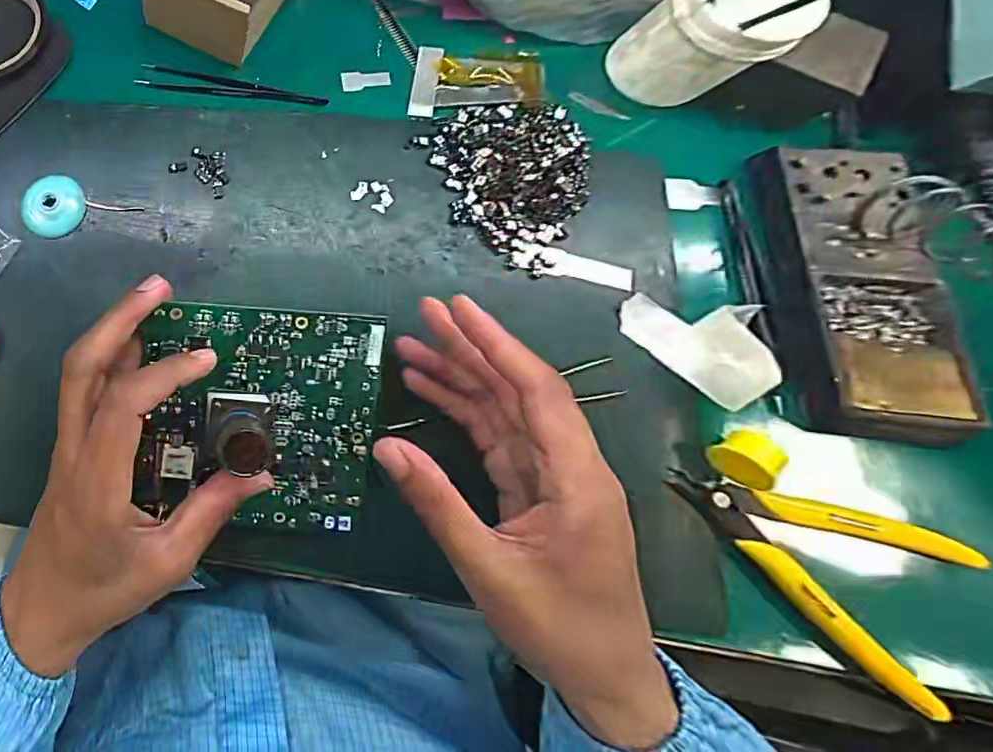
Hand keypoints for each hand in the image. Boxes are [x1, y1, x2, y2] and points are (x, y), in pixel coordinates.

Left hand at [0, 275, 272, 676]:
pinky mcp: (69, 442)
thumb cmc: (101, 589)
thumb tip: (257, 472)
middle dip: (118, 318)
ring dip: (111, 328)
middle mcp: (73, 446)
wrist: (41, 605)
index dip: (164, 373)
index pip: (124, 404)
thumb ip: (209, 512)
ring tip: (149, 298)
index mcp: (97, 478)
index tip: (205, 358)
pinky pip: (84, 387)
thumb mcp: (166, 563)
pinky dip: (109, 356)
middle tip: (158, 286)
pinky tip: (135, 343)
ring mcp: (66, 440)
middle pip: (84, 365)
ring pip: (78, 369)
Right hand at [375, 296, 676, 747]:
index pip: (536, 393)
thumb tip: (386, 446)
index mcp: (575, 480)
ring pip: (504, 408)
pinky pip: (495, 433)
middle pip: (518, 390)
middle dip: (472, 347)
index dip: (497, 345)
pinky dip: (461, 408)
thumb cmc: (558, 628)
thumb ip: (436, 503)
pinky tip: (428, 388)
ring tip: (410, 346)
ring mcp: (552, 476)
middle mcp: (569, 466)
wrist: (607, 682)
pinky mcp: (534, 487)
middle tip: (425, 311)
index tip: (459, 310)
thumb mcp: (488, 569)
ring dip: (459, 375)